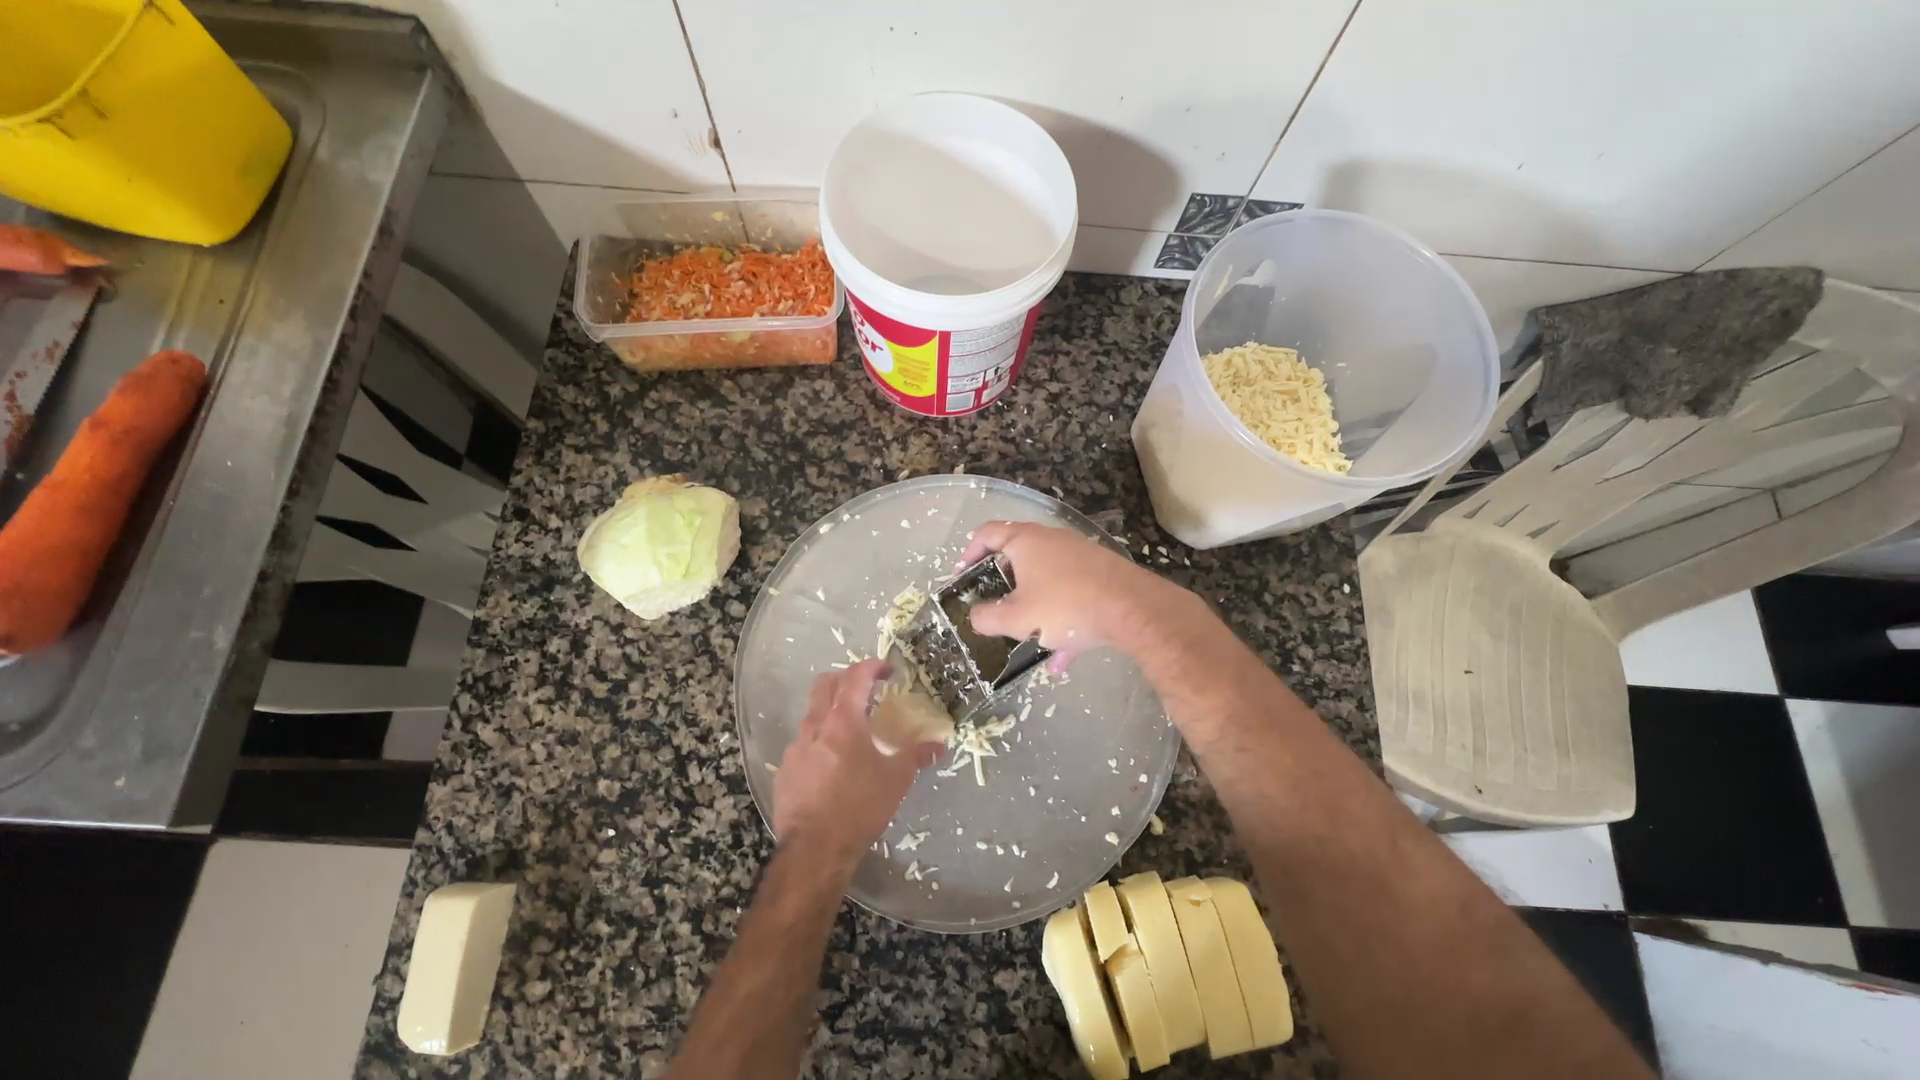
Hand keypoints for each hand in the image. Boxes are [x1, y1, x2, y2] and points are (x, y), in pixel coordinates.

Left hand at [773, 660, 941, 869]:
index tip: (888, 670)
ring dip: (831, 712)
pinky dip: (820, 742)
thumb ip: (916, 756)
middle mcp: (815, 726)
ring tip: (852, 731)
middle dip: (846, 679)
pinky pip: (803, 744)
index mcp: (844, 721)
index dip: (873, 666)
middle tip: (866, 690)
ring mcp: (796, 747)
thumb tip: (938, 746)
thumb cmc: (860, 807)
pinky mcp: (785, 770)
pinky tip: (832, 765)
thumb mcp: (896, 780)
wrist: (814, 848)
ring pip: (812, 714)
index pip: (856, 677)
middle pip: (825, 684)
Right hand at [958, 521, 1189, 671]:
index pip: (987, 533)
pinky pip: (1072, 598)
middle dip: (1004, 586)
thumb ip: (987, 618)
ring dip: (1036, 612)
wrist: (1133, 608)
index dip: (969, 553)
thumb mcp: (1016, 619)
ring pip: (1047, 583)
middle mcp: (1052, 541)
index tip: (962, 576)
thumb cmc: (1065, 606)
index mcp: (1026, 541)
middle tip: (994, 605)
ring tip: (1029, 644)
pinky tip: (1062, 660)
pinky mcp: (1101, 576)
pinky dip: (1063, 623)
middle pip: (1018, 556)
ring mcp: (1080, 557)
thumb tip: (975, 616)